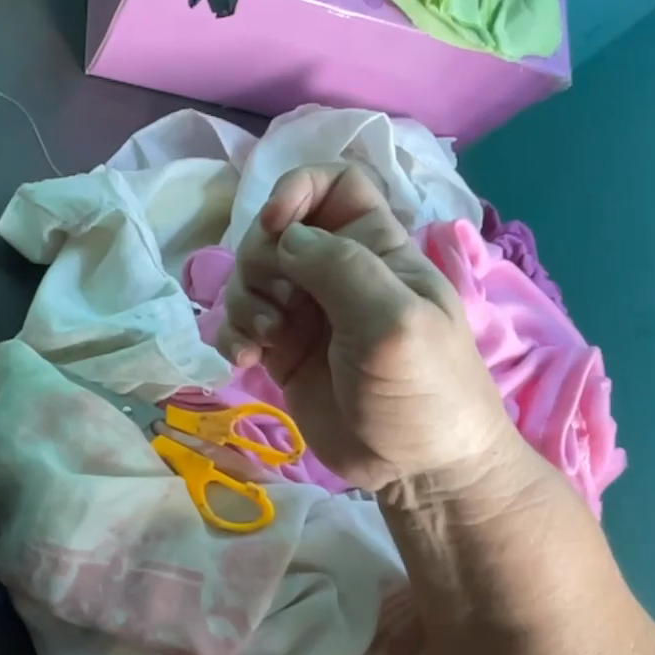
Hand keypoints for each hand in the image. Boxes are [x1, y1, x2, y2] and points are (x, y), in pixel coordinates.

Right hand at [214, 165, 524, 498]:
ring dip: (243, 303)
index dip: (298, 191)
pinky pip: (238, 325)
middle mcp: (336, 274)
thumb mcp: (394, 321)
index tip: (275, 226)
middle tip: (278, 307)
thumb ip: (341, 268)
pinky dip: (231, 336)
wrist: (416, 468)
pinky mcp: (281, 352)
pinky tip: (243, 361)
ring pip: (250, 279)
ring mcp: (305, 314)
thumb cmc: (424, 390)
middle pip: (276, 234)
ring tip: (265, 340)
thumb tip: (283, 238)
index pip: (335, 186)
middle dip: (261, 262)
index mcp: (376, 250)